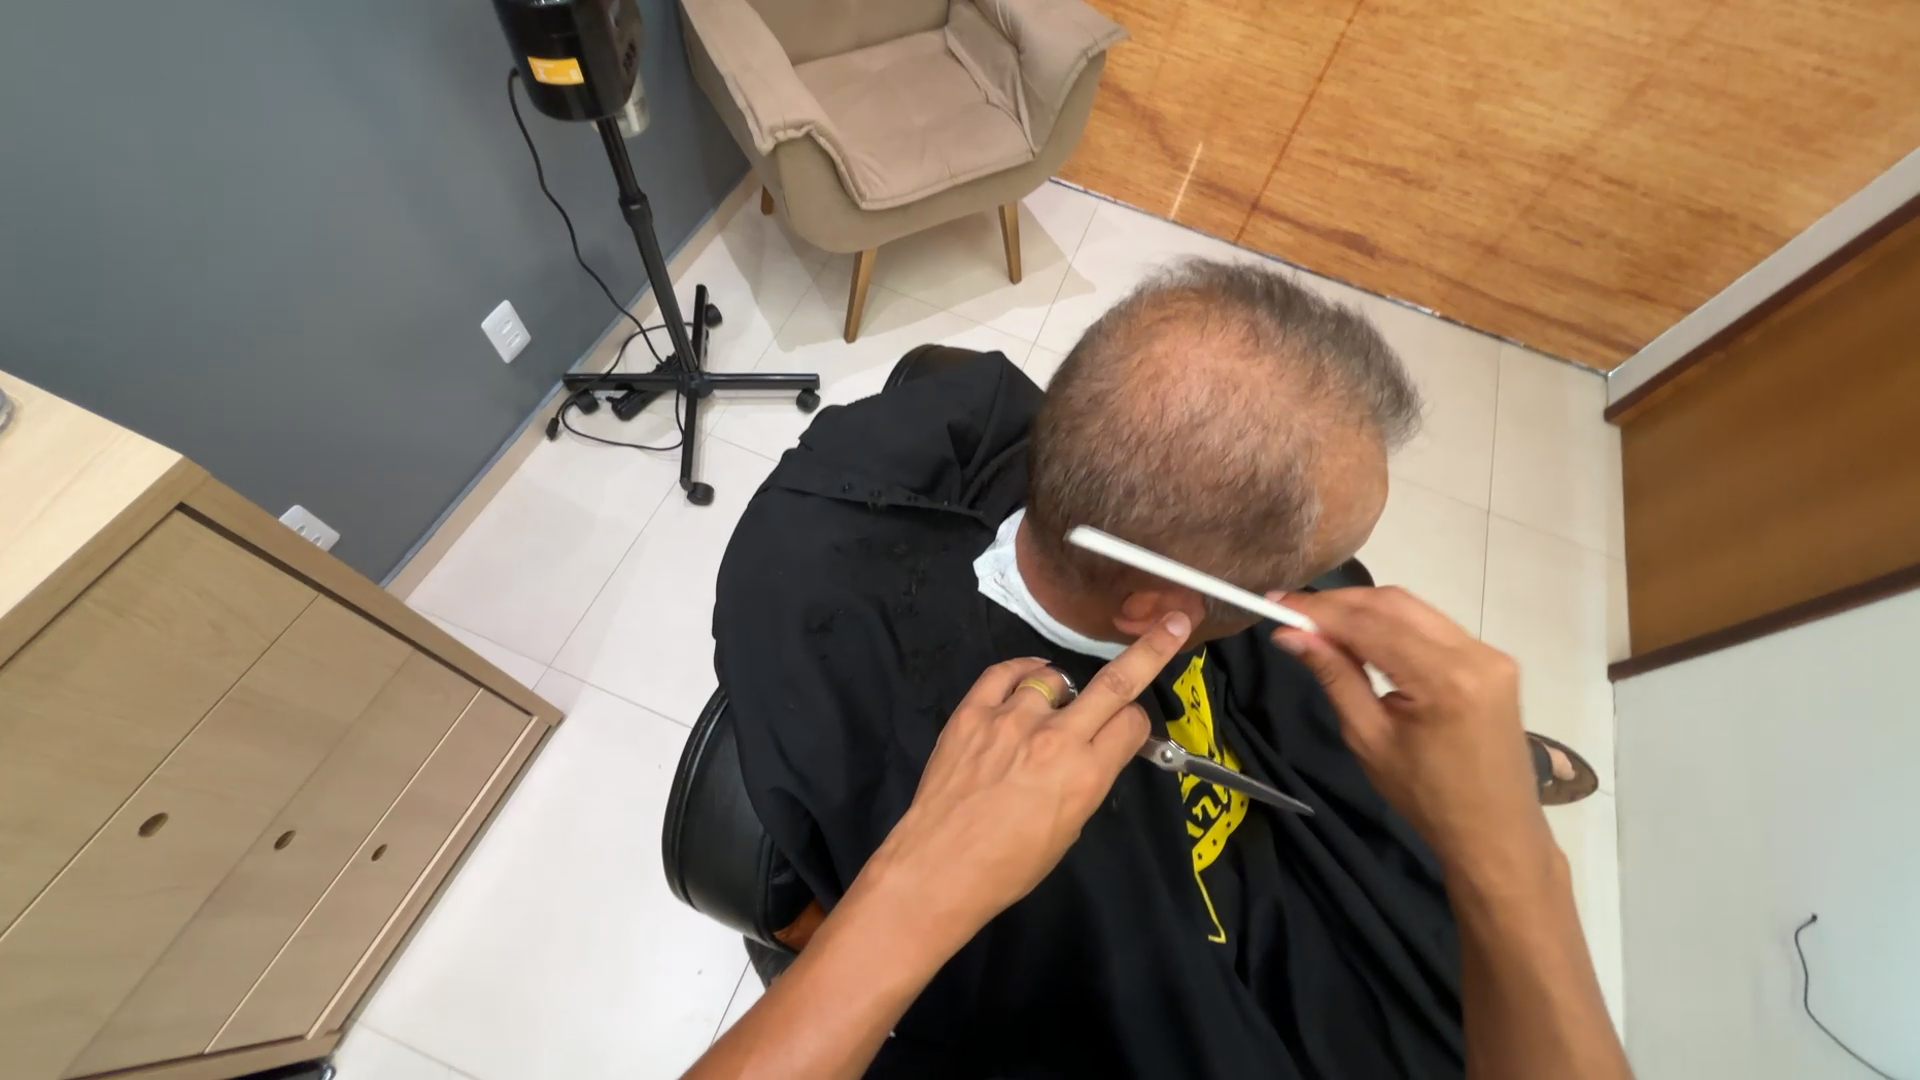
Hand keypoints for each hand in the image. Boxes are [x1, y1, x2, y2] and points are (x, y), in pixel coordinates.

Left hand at [863, 611, 1193, 943]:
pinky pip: (1005, 672)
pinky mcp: (973, 710)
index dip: (1134, 725)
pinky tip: (1028, 676)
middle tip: (1171, 625)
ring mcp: (1011, 718)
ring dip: (1060, 692)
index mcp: (1086, 774)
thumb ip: (1087, 778)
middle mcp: (1055, 737)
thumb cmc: (1010, 865)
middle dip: (1150, 652)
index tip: (1126, 729)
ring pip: (1053, 679)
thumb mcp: (1069, 828)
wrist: (940, 866)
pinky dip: (1022, 670)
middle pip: (1115, 683)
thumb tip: (1093, 749)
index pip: (1131, 723)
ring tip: (1045, 714)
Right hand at [1270, 588, 1548, 876]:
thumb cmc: (1424, 795)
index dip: (1317, 609)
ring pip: (1411, 607)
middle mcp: (1473, 654)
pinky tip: (1359, 633)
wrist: (1495, 832)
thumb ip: (1333, 674)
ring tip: (1317, 621)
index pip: (1368, 624)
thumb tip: (1289, 634)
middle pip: (1392, 604)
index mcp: (1443, 679)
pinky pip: (1429, 624)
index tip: (1275, 603)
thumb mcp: (1366, 735)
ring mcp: (1488, 653)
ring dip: (1361, 608)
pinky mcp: (1491, 659)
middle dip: (1337, 602)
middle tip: (1291, 610)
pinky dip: (1388, 621)